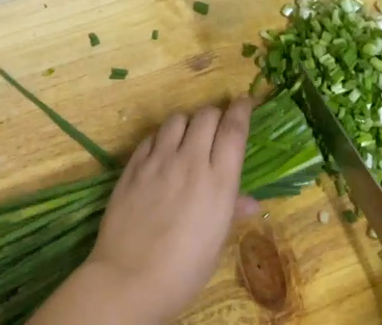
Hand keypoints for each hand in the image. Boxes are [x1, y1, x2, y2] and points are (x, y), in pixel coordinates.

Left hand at [31, 98, 256, 324]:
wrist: (130, 279)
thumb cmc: (184, 270)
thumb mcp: (216, 243)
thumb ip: (232, 212)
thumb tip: (251, 202)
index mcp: (218, 180)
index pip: (234, 128)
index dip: (242, 109)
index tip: (245, 102)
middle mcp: (190, 161)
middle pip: (206, 115)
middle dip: (215, 115)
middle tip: (216, 127)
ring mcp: (159, 160)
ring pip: (177, 119)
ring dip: (187, 123)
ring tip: (187, 137)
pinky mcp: (134, 165)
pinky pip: (151, 136)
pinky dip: (161, 137)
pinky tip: (161, 152)